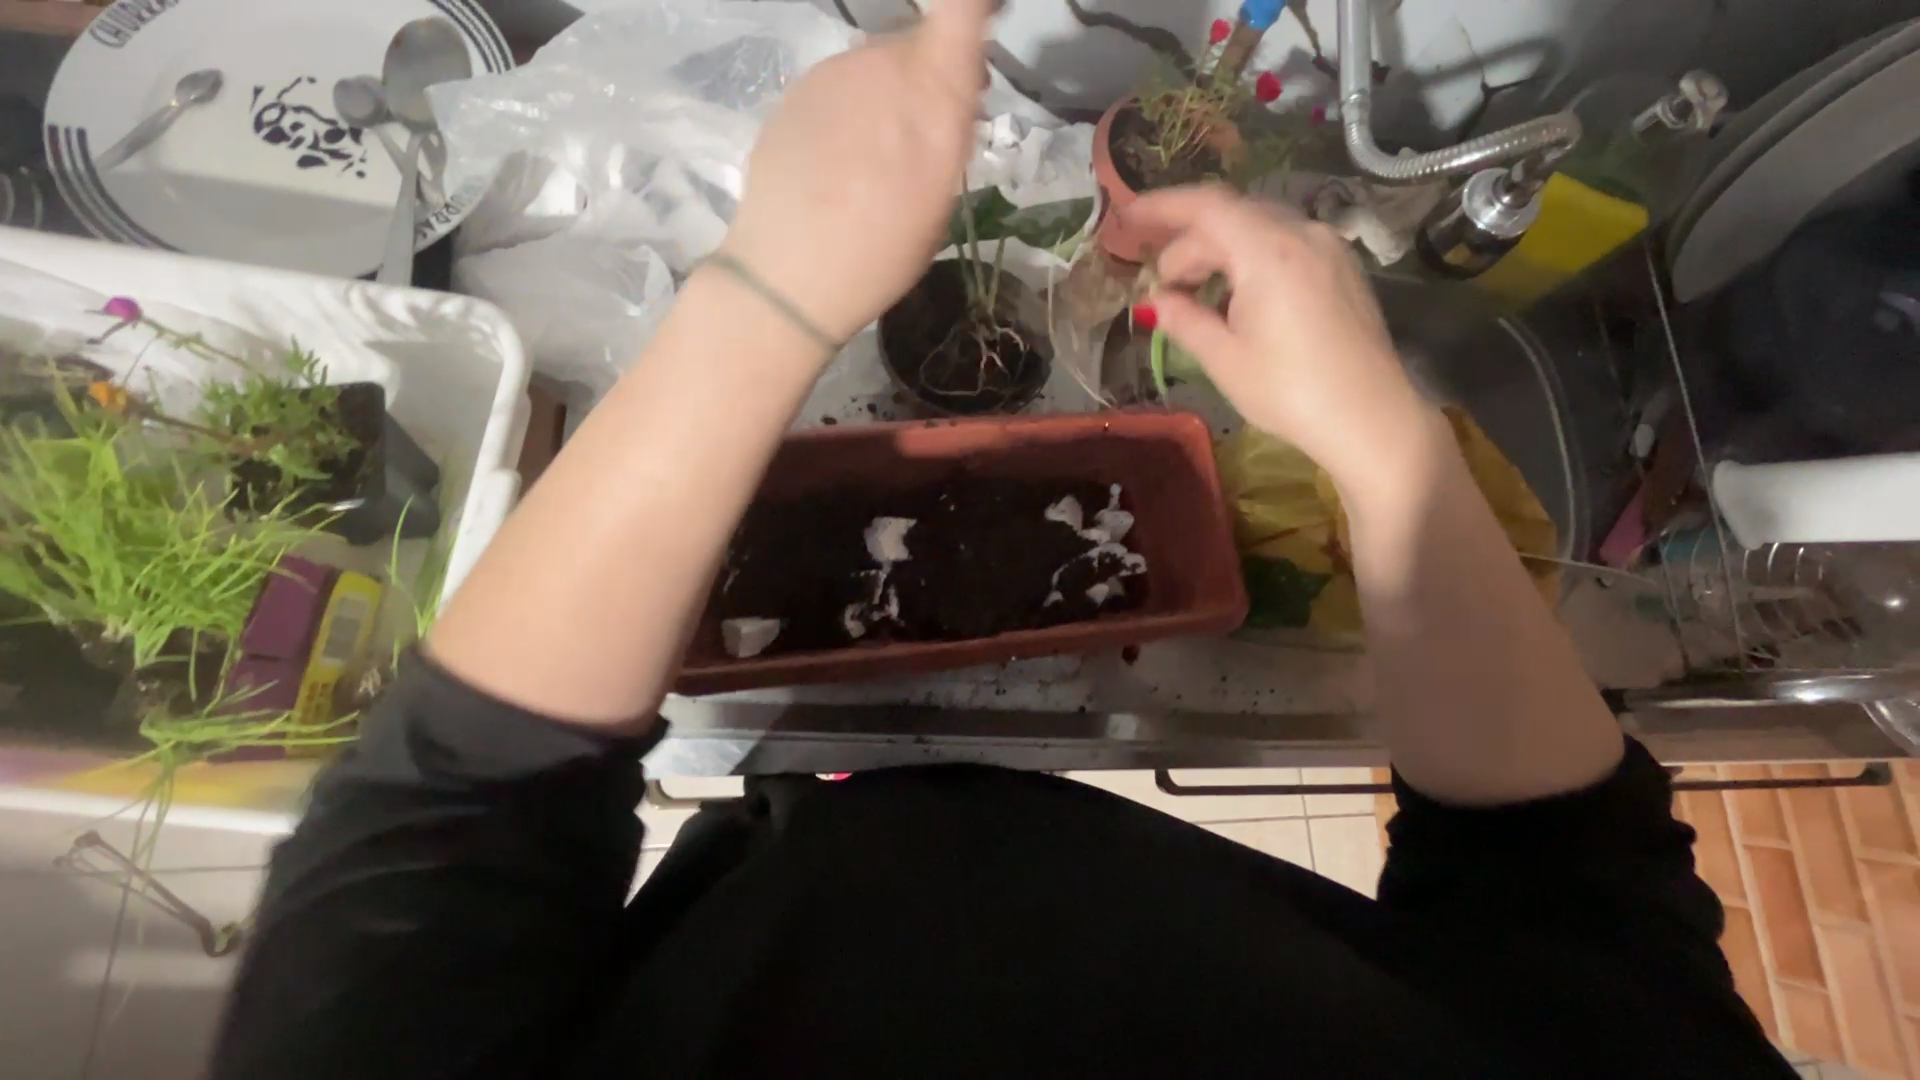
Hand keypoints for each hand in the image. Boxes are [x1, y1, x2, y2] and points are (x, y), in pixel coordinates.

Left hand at [721, 0, 994, 345]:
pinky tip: (835, 163)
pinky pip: (840, 88)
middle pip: (918, 46)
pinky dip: (848, 113)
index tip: (983, 20)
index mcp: (935, 99)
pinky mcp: (797, 89)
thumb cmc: (881, 256)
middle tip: (921, 135)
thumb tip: (955, 95)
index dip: (973, 8)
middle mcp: (885, 69)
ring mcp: (836, 75)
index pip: (960, 12)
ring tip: (873, 162)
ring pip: (876, 67)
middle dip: (927, 78)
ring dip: (885, 98)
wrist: (789, 274)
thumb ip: (948, 135)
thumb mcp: (939, 204)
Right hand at [1125, 187, 1437, 491]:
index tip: (1128, 217)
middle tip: (1161, 286)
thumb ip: (1185, 320)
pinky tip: (1236, 297)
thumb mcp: (1224, 359)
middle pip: (1232, 217)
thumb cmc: (1290, 392)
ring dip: (1219, 252)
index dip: (1161, 206)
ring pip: (1259, 230)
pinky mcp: (1341, 269)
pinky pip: (1284, 246)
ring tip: (1194, 293)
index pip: (1206, 206)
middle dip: (1188, 243)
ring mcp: (1328, 248)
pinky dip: (1250, 259)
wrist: (1370, 419)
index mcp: (1269, 251)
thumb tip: (1157, 300)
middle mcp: (1303, 234)